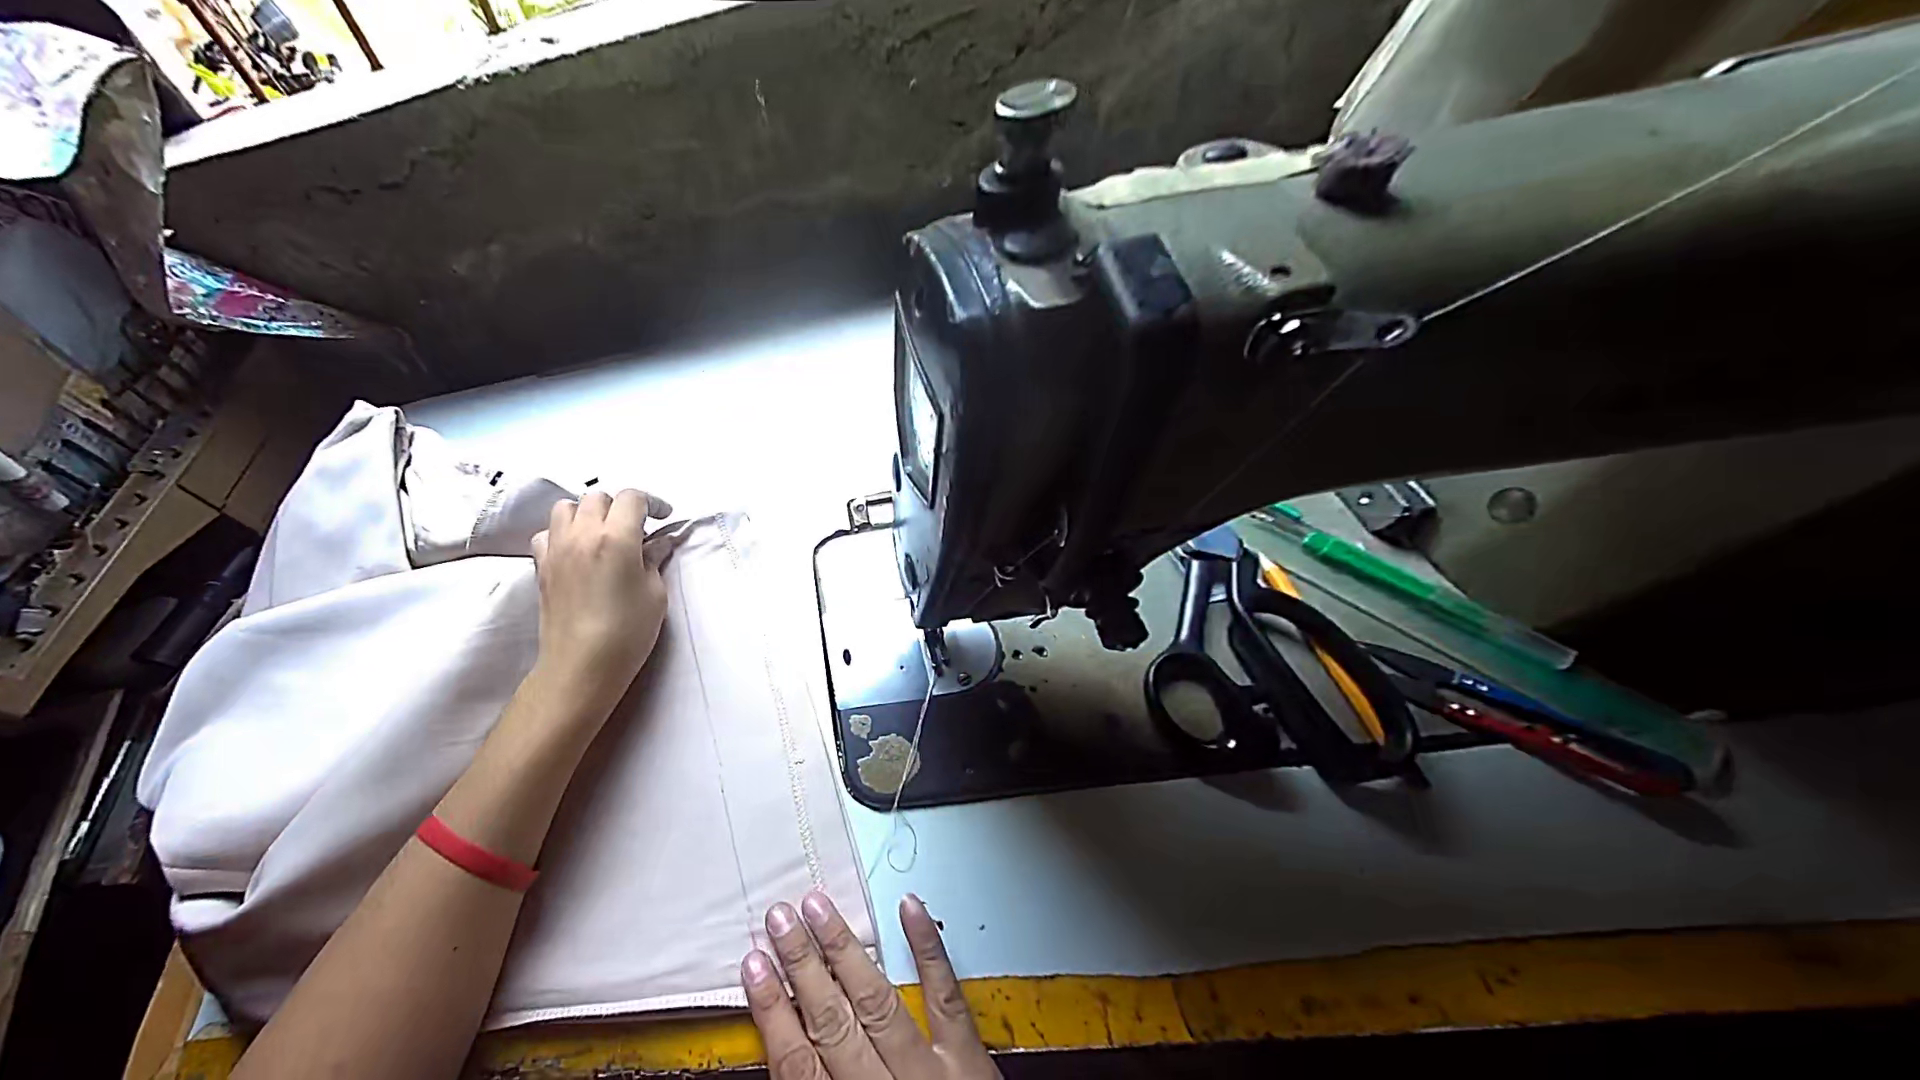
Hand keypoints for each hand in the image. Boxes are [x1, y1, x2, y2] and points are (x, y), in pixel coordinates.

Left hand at [529, 489, 676, 702]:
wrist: (582, 665)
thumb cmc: (628, 631)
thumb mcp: (655, 593)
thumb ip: (654, 560)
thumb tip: (656, 544)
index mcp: (615, 538)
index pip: (632, 498)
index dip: (653, 503)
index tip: (664, 518)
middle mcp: (581, 535)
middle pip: (598, 497)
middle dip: (621, 506)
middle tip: (637, 528)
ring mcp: (556, 549)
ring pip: (566, 507)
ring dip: (588, 513)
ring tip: (604, 534)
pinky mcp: (541, 566)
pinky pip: (548, 532)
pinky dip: (564, 532)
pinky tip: (578, 551)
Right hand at [742, 891, 998, 1079]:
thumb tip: (789, 1048)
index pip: (799, 1064)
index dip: (773, 1011)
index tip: (754, 966)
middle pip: (834, 1022)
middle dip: (803, 965)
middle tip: (779, 918)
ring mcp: (930, 1069)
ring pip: (878, 1001)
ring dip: (845, 950)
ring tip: (819, 908)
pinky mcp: (967, 1054)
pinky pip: (945, 993)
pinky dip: (926, 947)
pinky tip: (909, 908)